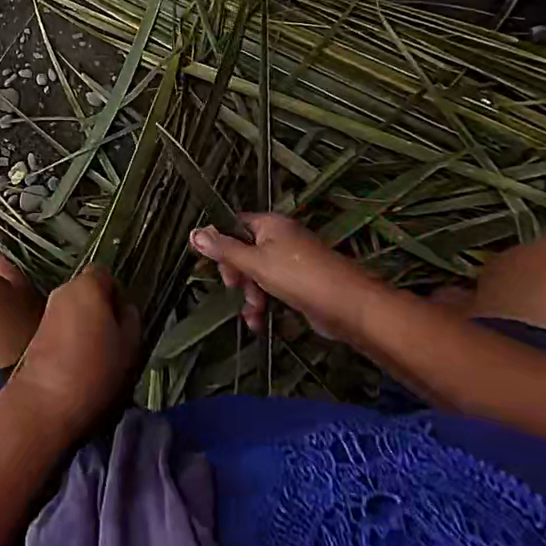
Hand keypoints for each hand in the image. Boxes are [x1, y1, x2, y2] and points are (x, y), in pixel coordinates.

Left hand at [5, 266, 139, 441]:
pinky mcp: (37, 329)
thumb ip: (130, 317)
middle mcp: (63, 290)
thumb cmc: (96, 368)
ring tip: (99, 351)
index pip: (104, 274)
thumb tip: (124, 306)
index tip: (124, 317)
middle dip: (101, 306)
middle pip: (87, 289)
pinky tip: (81, 359)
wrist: (47, 399)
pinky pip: (62, 323)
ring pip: (75, 307)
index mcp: (86, 285)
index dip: (117, 293)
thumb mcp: (130, 343)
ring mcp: (47, 309)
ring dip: (87, 321)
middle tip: (115, 336)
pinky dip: (73, 334)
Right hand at [189, 214, 388, 339]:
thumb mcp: (254, 262)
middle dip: (236, 274)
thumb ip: (223, 249)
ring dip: (249, 294)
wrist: (351, 308)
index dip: (220, 241)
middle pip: (243, 251)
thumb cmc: (300, 277)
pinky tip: (258, 321)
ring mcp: (292, 262)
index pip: (233, 224)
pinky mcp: (301, 285)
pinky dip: (264, 303)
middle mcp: (280, 239)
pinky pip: (272, 289)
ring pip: (257, 274)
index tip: (212, 262)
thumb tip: (194, 233)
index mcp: (270, 225)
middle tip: (234, 288)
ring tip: (252, 313)